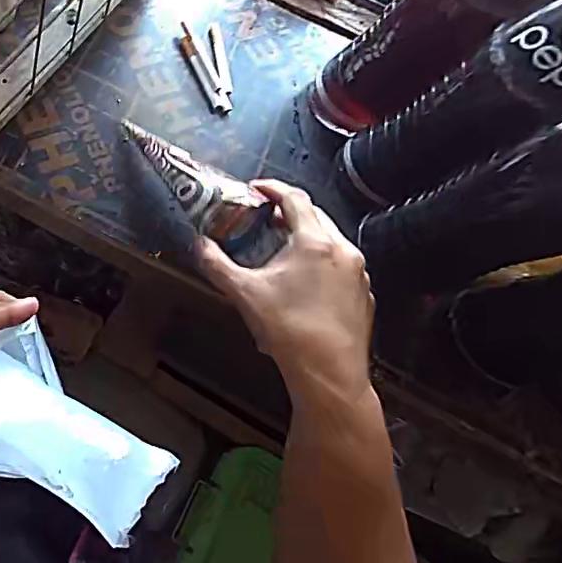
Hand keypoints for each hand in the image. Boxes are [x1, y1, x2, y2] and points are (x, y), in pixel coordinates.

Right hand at [195, 180, 374, 406]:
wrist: (328, 374)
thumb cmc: (289, 330)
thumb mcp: (243, 292)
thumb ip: (216, 263)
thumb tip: (199, 245)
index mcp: (314, 243)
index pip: (295, 198)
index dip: (273, 189)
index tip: (256, 189)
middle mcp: (342, 252)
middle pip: (315, 216)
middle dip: (287, 212)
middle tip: (263, 218)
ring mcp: (357, 274)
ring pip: (330, 240)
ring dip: (304, 236)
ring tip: (280, 249)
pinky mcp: (363, 295)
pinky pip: (340, 265)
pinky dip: (319, 261)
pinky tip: (301, 281)